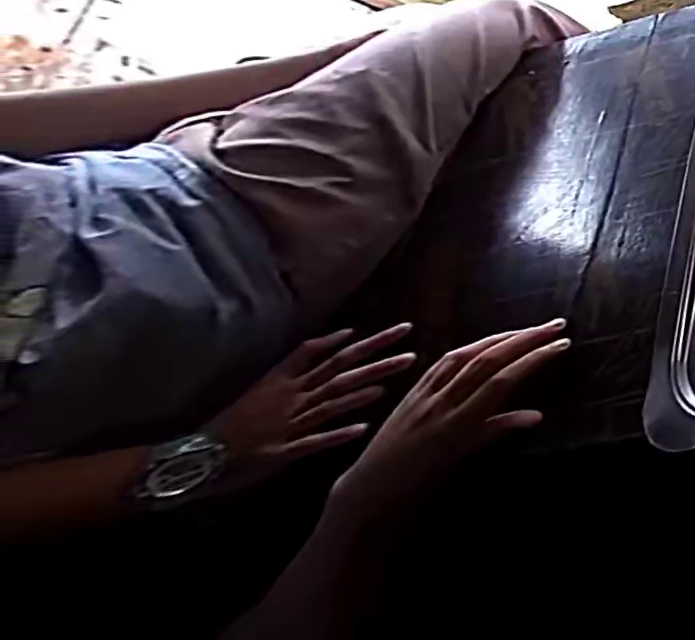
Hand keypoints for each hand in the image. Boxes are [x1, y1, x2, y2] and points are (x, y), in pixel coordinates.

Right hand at [204, 323, 416, 492]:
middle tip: (412, 354)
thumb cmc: (231, 419)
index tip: (399, 331)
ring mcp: (287, 425)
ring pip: (330, 404)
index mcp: (285, 382)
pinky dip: (335, 435)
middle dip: (377, 363)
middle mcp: (291, 398)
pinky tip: (361, 429)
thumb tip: (343, 335)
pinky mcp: (280, 451)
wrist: (186, 458)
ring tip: (389, 385)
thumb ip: (303, 360)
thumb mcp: (266, 381)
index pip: (330, 355)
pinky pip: (311, 442)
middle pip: (340, 375)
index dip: (368, 342)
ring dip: (361, 394)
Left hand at [327, 320, 568, 526]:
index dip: (534, 359)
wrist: (367, 491)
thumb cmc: (421, 480)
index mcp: (457, 424)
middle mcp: (441, 404)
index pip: (503, 381)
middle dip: (525, 339)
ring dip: (501, 337)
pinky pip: (442, 362)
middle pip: (488, 361)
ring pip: (466, 355)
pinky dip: (471, 347)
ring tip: (529, 329)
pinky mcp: (412, 391)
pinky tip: (487, 341)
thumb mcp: (462, 458)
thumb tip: (537, 415)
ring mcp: (424, 395)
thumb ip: (499, 429)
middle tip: (555, 324)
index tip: (561, 344)